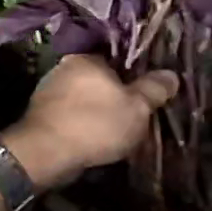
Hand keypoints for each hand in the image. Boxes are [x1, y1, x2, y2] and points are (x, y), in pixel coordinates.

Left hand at [0, 55, 176, 189]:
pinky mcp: (41, 114)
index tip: (148, 99)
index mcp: (84, 59)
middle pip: (99, 82)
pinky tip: (94, 140)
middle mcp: (62, 69)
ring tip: (117, 134)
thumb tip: (171, 74)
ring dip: (98, 114)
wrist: (46, 151)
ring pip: (84, 100)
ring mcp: (48, 92)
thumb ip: (154, 89)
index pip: (116, 62)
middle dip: (115, 99)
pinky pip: (71, 116)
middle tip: (135, 119)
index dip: (135, 80)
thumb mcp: (137, 107)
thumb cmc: (96, 123)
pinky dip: (83, 125)